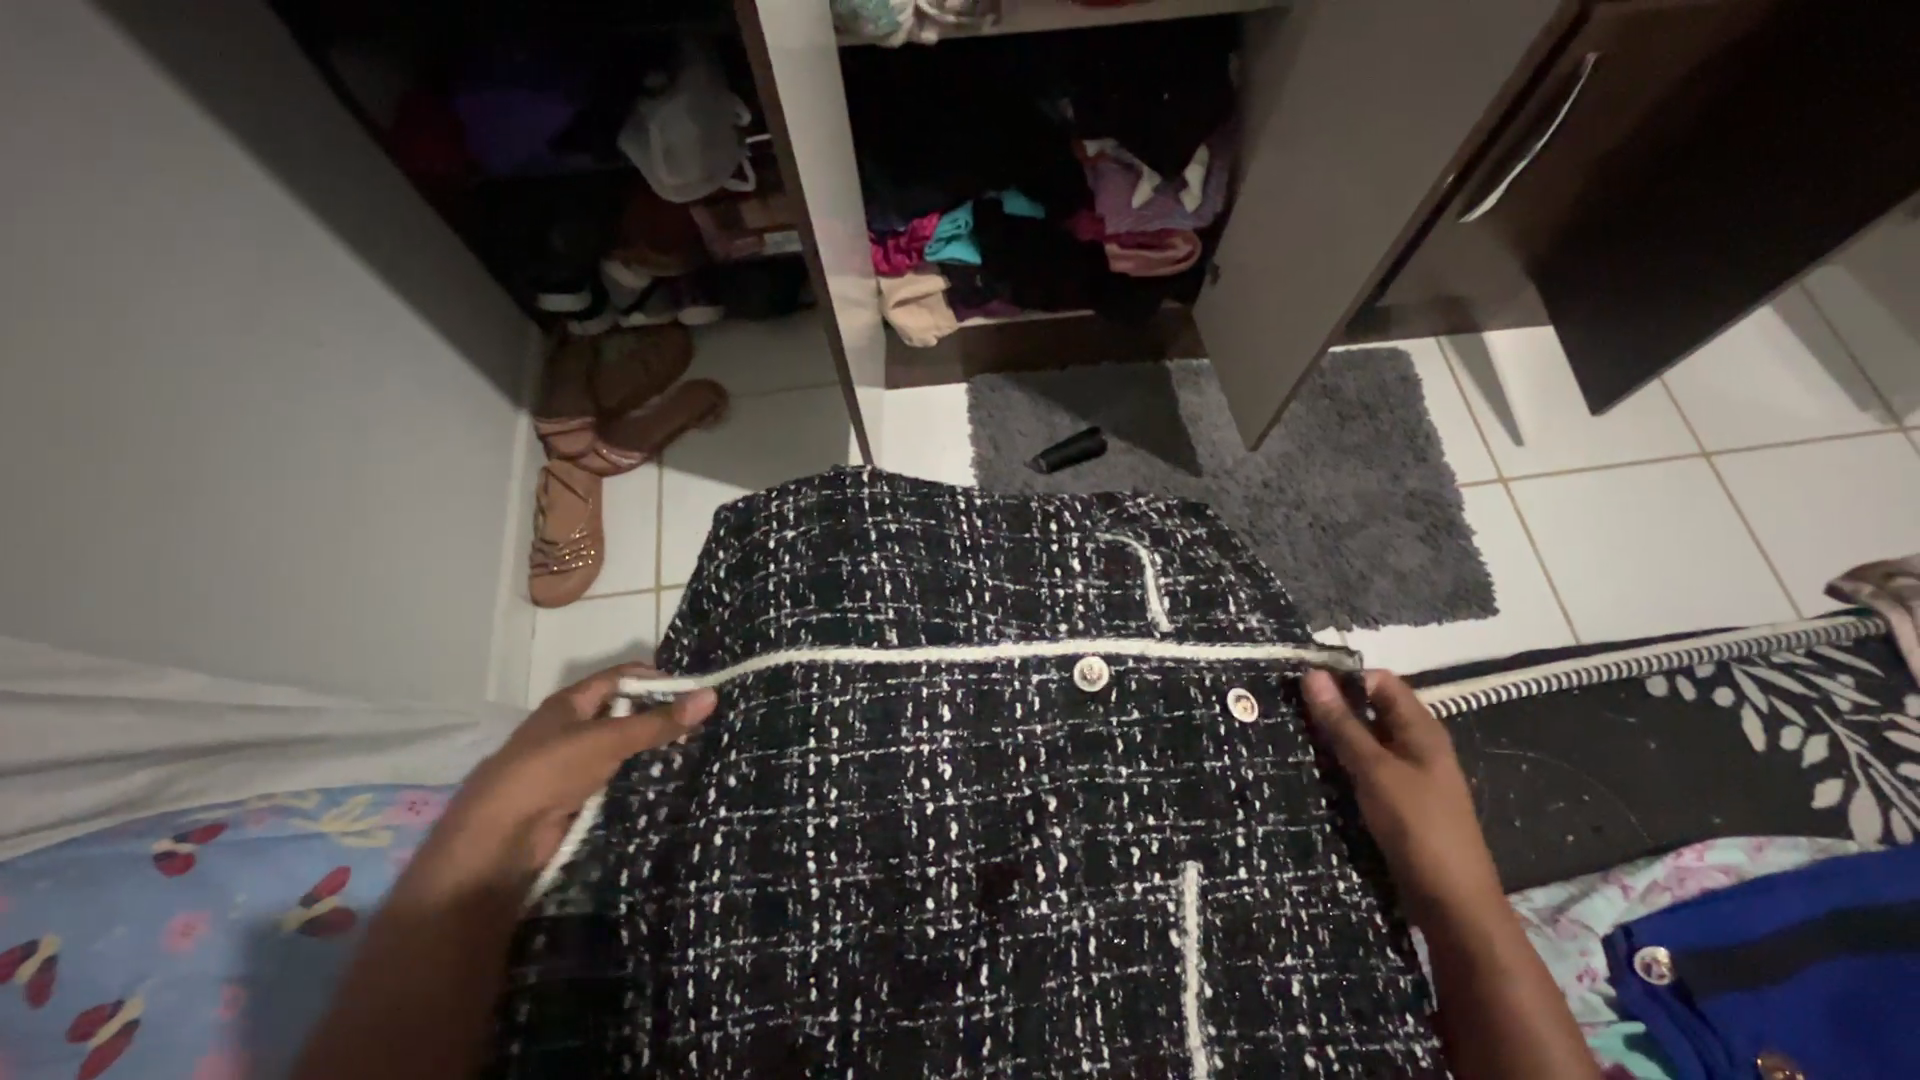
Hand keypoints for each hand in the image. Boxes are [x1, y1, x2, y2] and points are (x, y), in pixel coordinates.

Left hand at [427, 665, 717, 887]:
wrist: (501, 836)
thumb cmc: (551, 770)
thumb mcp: (609, 739)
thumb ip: (659, 721)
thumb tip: (711, 695)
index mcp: (569, 703)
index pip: (619, 678)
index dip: (654, 678)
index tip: (692, 690)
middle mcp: (569, 729)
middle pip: (620, 712)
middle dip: (656, 715)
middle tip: (698, 722)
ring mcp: (570, 764)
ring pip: (618, 747)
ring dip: (648, 748)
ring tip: (691, 750)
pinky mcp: (574, 797)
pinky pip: (613, 779)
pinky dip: (636, 777)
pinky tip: (663, 782)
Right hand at [1300, 669, 1502, 925]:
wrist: (1451, 900)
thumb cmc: (1417, 825)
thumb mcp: (1374, 770)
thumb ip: (1343, 724)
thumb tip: (1313, 676)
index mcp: (1421, 728)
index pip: (1380, 681)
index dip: (1345, 679)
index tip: (1303, 688)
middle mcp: (1416, 745)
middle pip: (1371, 711)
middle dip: (1333, 709)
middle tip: (1290, 713)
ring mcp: (1408, 775)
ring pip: (1365, 743)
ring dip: (1334, 740)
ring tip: (1294, 739)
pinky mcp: (1397, 801)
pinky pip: (1365, 771)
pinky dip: (1342, 767)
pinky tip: (1316, 774)